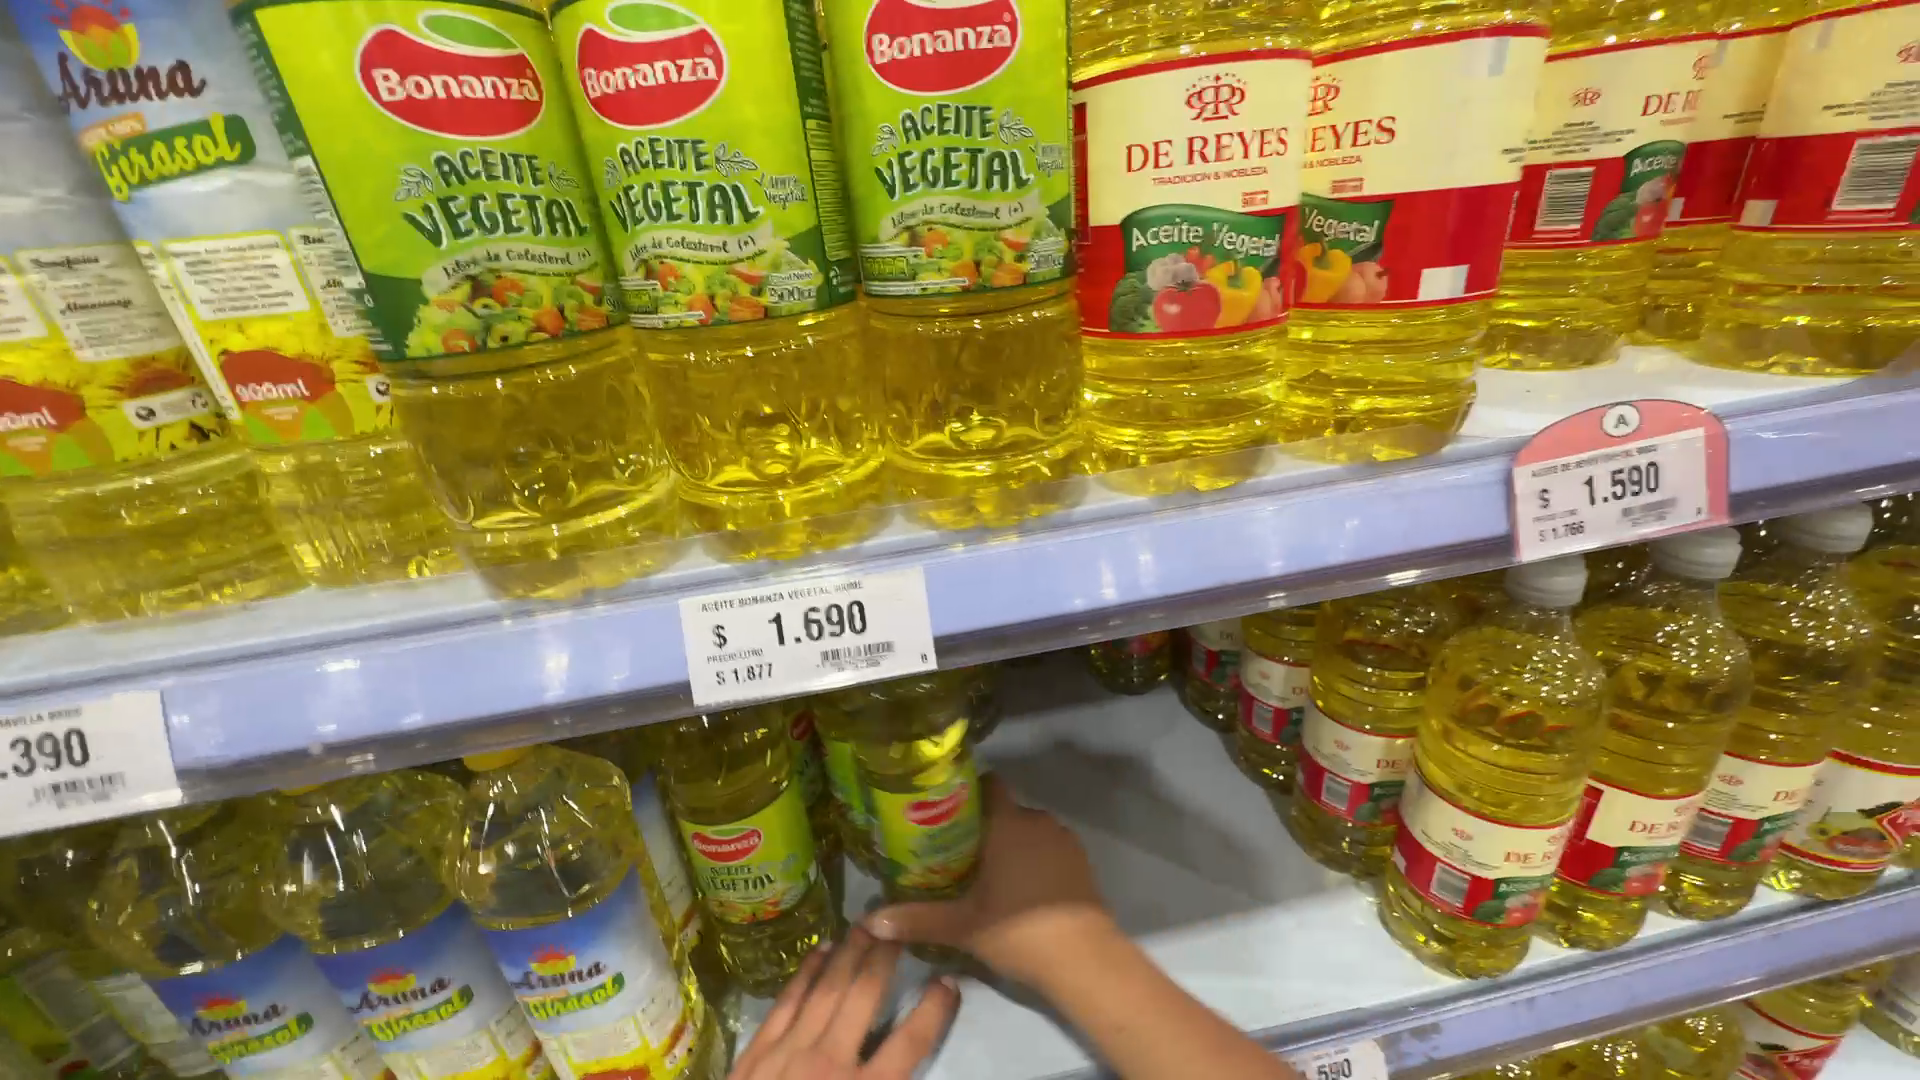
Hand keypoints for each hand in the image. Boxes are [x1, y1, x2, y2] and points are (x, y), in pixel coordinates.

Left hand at [728, 928, 959, 1079]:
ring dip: (850, 953)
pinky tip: (821, 949)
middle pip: (866, 996)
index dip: (934, 1010)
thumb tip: (908, 1074)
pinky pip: (788, 1000)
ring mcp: (790, 1052)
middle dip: (885, 958)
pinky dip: (807, 972)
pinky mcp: (757, 1051)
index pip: (910, 1043)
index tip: (949, 980)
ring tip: (868, 924)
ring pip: (828, 988)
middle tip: (899, 926)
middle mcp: (830, 1064)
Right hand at [865, 775, 1117, 986]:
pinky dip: (1035, 858)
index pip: (989, 784)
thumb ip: (916, 919)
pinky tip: (1022, 888)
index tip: (946, 810)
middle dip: (984, 825)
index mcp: (1007, 823)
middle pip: (1005, 810)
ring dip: (1012, 843)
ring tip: (988, 872)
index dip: (968, 791)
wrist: (1084, 960)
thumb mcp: (962, 927)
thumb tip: (870, 920)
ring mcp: (1063, 839)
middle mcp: (1037, 820)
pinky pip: (1049, 846)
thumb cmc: (1018, 931)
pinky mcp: (1081, 860)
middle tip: (957, 851)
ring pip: (1029, 829)